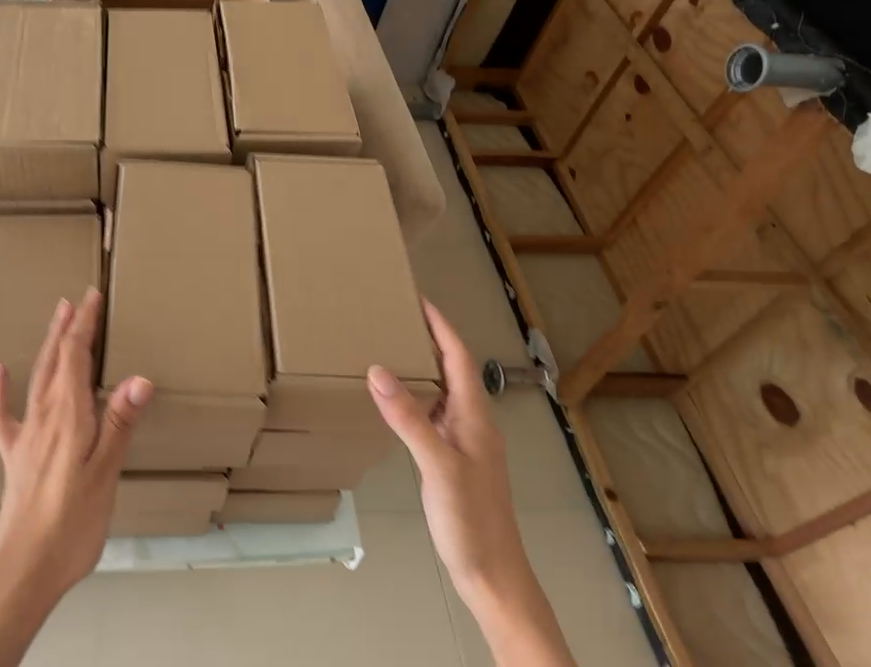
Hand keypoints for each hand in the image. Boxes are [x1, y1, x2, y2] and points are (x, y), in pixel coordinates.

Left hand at [0, 287, 153, 601]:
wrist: (24, 567)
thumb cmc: (72, 523)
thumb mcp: (105, 473)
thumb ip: (119, 424)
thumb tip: (140, 377)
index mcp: (69, 417)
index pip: (75, 358)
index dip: (84, 326)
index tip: (93, 296)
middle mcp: (44, 417)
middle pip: (55, 362)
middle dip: (67, 328)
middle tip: (77, 299)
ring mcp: (26, 436)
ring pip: (37, 379)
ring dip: (47, 347)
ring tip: (55, 319)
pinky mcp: (15, 457)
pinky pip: (3, 414)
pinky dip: (0, 389)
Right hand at [368, 297, 519, 591]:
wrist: (492, 572)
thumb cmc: (471, 519)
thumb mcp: (438, 466)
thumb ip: (409, 418)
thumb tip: (378, 369)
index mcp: (475, 416)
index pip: (459, 357)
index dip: (440, 326)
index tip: (418, 298)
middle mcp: (473, 423)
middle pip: (452, 369)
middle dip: (429, 339)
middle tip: (396, 318)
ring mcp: (465, 443)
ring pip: (443, 392)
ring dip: (422, 368)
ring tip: (391, 350)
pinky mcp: (454, 461)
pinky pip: (433, 416)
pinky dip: (415, 399)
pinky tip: (395, 404)